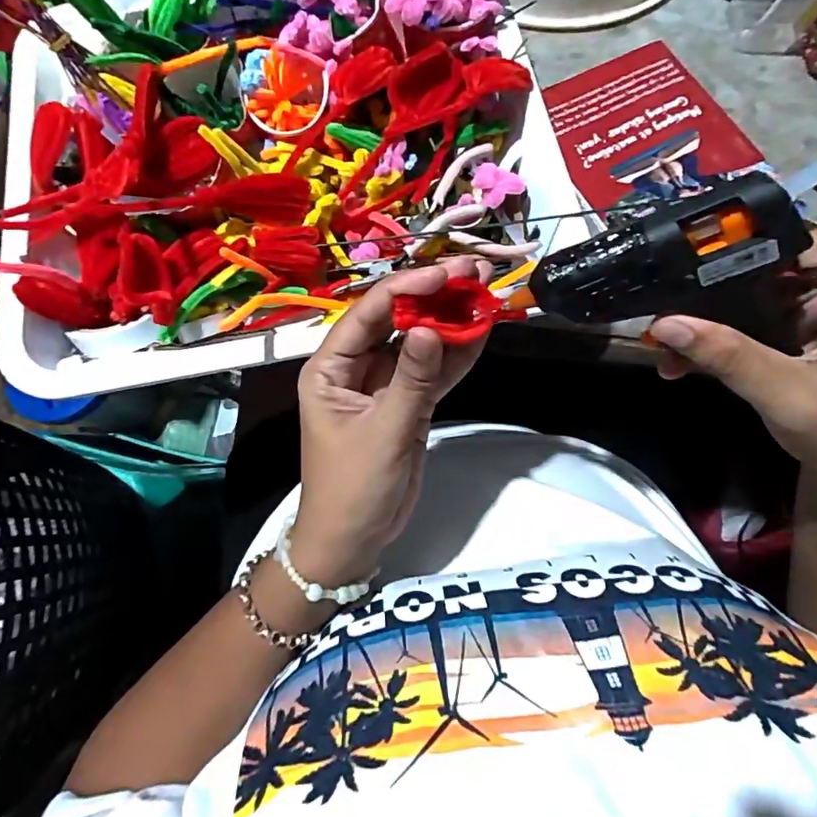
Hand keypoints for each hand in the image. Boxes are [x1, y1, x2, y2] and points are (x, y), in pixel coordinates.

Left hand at [293, 256, 492, 584]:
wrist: (353, 541)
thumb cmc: (353, 488)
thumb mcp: (384, 432)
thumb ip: (411, 380)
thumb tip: (429, 328)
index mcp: (331, 368)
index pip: (368, 314)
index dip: (407, 290)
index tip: (446, 274)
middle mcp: (356, 368)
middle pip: (397, 322)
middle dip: (434, 298)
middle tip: (475, 274)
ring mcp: (385, 385)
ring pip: (420, 344)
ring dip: (451, 322)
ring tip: (486, 293)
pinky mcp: (408, 404)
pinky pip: (433, 372)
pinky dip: (457, 356)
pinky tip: (482, 332)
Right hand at [649, 60, 816, 495]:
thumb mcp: (792, 402)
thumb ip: (730, 358)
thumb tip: (664, 324)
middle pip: (807, 236)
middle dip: (735, 263)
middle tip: (675, 300)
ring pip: (769, 261)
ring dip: (714, 302)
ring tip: (673, 345)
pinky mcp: (809, 302)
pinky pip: (756, 289)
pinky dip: (715, 317)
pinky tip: (681, 351)